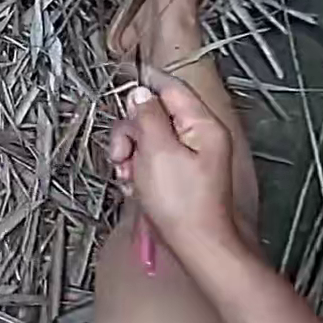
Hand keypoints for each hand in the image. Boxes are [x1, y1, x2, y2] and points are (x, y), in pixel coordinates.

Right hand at [109, 66, 241, 256]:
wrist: (196, 245)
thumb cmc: (182, 203)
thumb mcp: (157, 152)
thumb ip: (147, 117)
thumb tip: (138, 93)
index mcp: (201, 126)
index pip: (171, 88)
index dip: (145, 82)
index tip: (121, 77)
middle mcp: (198, 137)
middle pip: (152, 115)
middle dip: (130, 133)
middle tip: (122, 155)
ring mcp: (188, 156)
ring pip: (145, 138)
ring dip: (129, 154)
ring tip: (128, 175)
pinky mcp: (177, 173)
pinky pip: (148, 158)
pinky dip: (135, 169)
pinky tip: (134, 184)